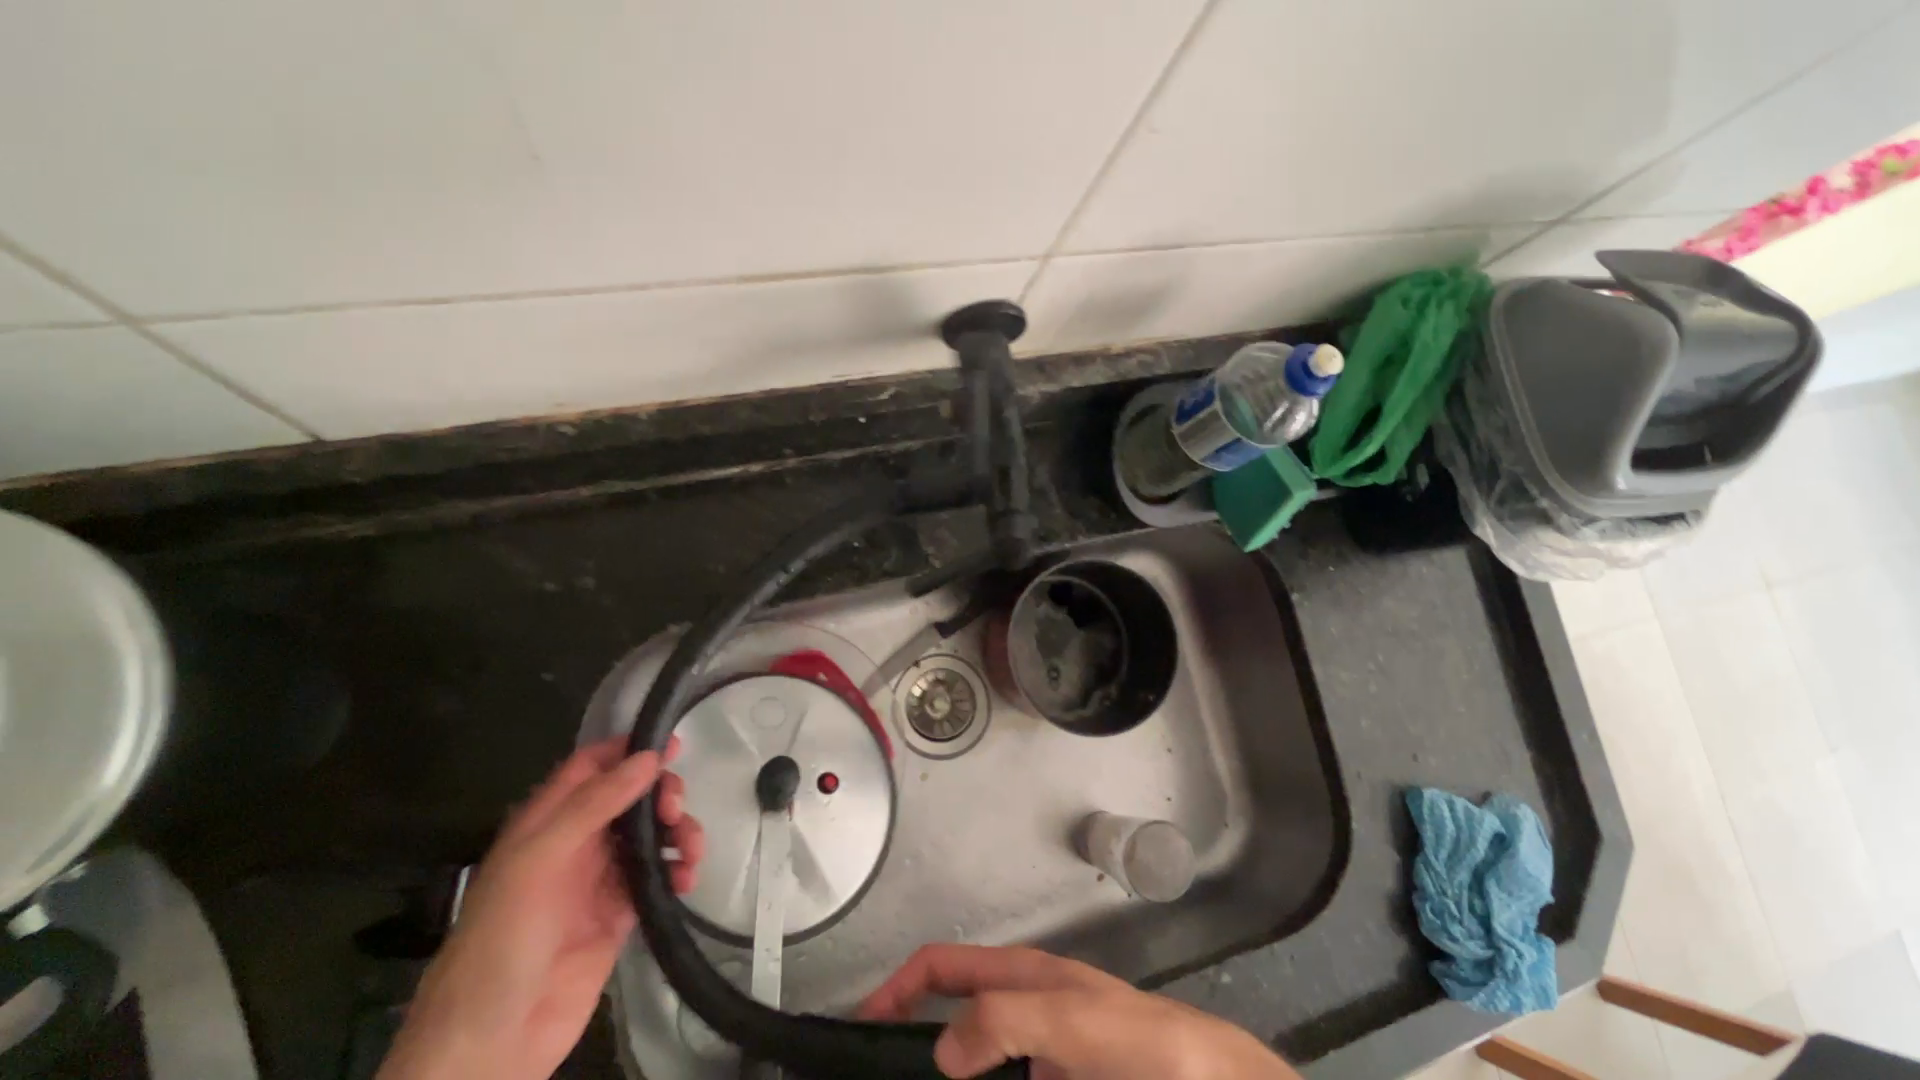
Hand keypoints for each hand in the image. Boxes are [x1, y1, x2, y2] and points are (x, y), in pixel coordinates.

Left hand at [377, 736, 704, 1079]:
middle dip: (659, 795)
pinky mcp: (619, 917)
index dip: (628, 751)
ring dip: (677, 834)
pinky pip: (657, 880)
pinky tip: (686, 881)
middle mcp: (574, 845)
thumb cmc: (505, 938)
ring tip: (691, 852)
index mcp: (544, 823)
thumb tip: (647, 758)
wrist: (493, 1038)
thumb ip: (593, 806)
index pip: (590, 769)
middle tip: (676, 810)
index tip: (671, 746)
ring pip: (649, 838)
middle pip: (628, 799)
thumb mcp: (540, 860)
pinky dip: (678, 872)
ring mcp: (598, 882)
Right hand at [858, 945, 1299, 1079]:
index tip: (858, 1027)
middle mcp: (1022, 1013)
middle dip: (911, 1046)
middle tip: (880, 1078)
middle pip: (947, 1021)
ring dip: (946, 1075)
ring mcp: (1036, 1058)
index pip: (940, 967)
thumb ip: (1005, 1021)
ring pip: (972, 1066)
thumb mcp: (1070, 1017)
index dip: (896, 987)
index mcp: (1020, 977)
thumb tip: (940, 1049)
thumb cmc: (1141, 1040)